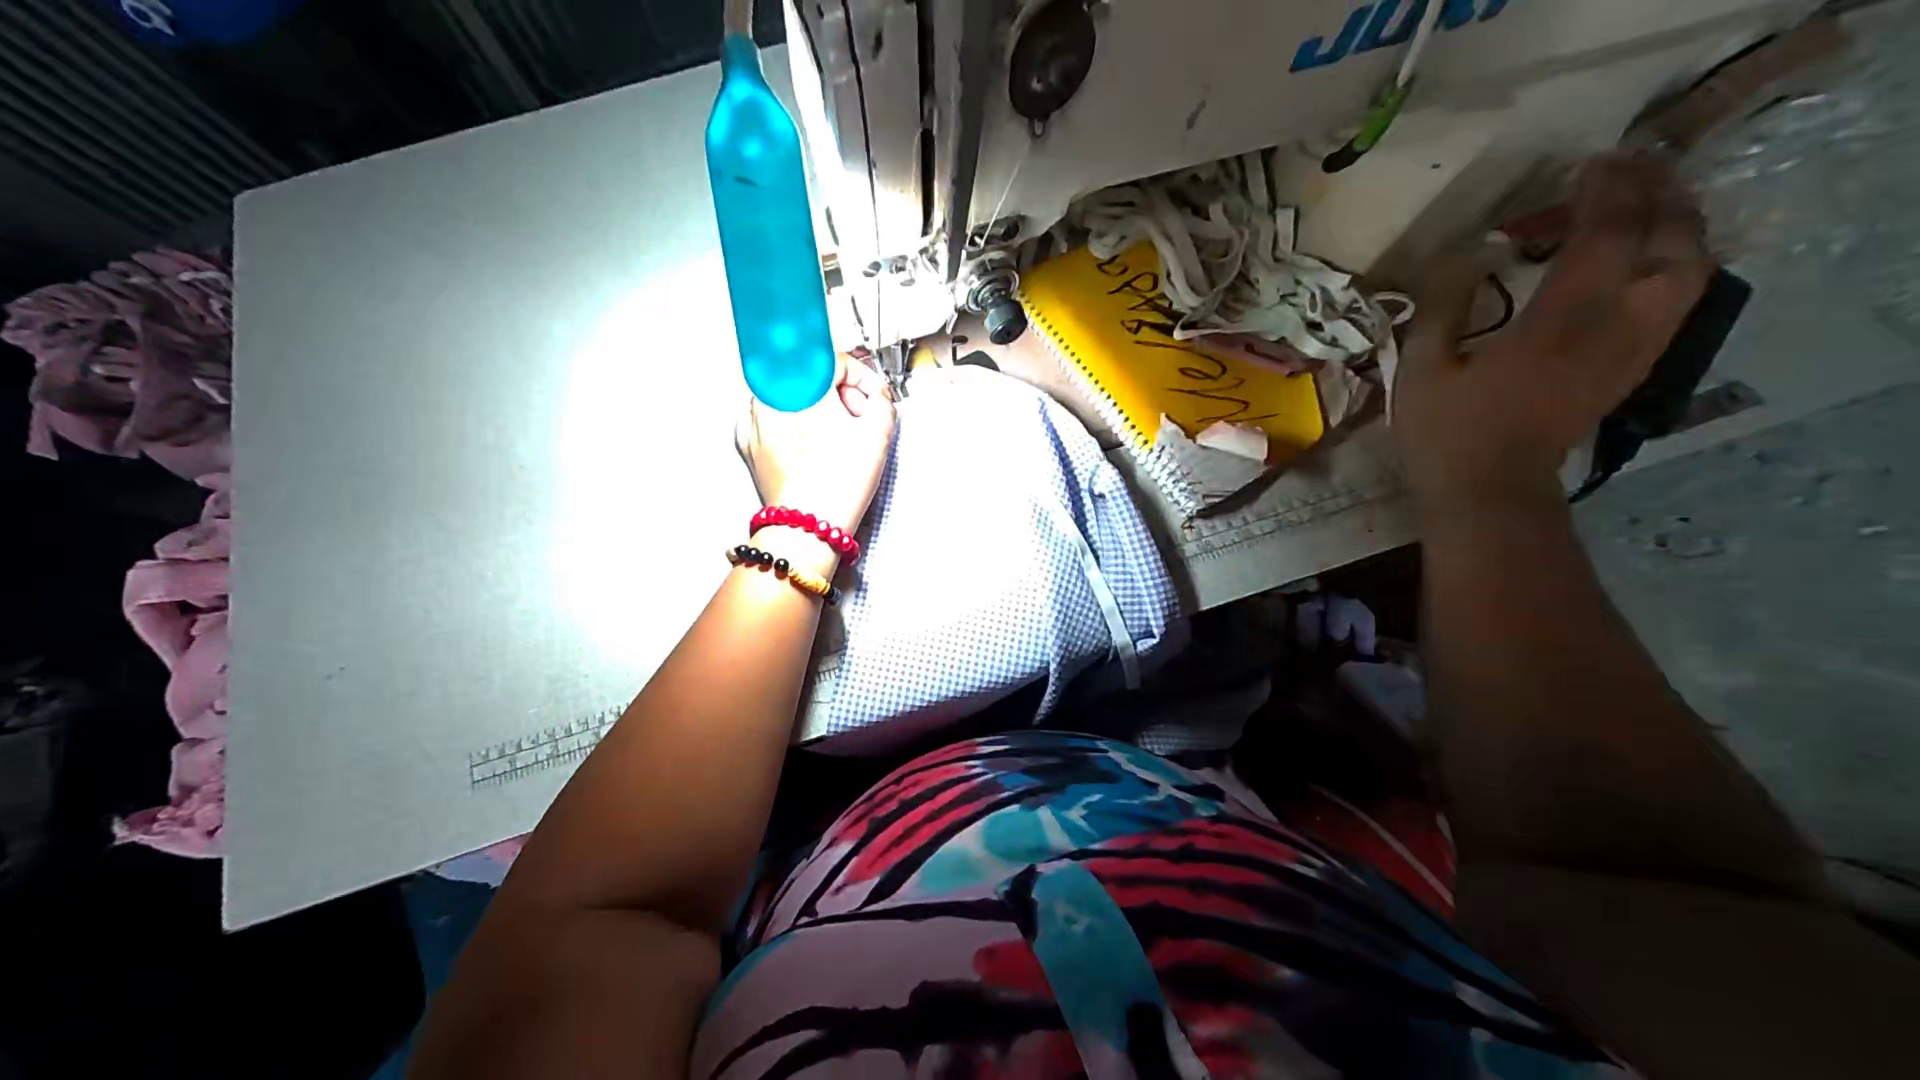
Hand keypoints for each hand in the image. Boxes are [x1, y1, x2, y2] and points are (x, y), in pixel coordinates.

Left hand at [736, 354, 896, 546]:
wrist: (809, 524)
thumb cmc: (836, 484)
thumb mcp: (878, 433)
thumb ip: (882, 400)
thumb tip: (876, 398)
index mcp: (802, 380)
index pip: (836, 360)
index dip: (861, 378)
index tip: (870, 394)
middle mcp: (771, 393)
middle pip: (812, 375)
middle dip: (839, 393)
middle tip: (857, 418)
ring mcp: (755, 418)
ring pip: (792, 396)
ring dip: (816, 408)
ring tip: (835, 437)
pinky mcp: (750, 442)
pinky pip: (775, 420)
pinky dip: (794, 426)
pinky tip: (813, 447)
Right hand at [1395, 152, 1714, 514]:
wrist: (1489, 490)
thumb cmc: (1447, 434)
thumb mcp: (1421, 370)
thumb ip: (1440, 307)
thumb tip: (1461, 255)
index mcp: (1560, 324)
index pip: (1607, 234)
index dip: (1604, 190)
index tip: (1585, 165)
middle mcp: (1616, 327)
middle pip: (1672, 239)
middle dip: (1654, 194)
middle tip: (1619, 175)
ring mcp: (1634, 348)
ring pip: (1691, 267)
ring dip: (1674, 224)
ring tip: (1638, 207)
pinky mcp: (1634, 365)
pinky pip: (1681, 298)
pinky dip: (1673, 261)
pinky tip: (1640, 258)